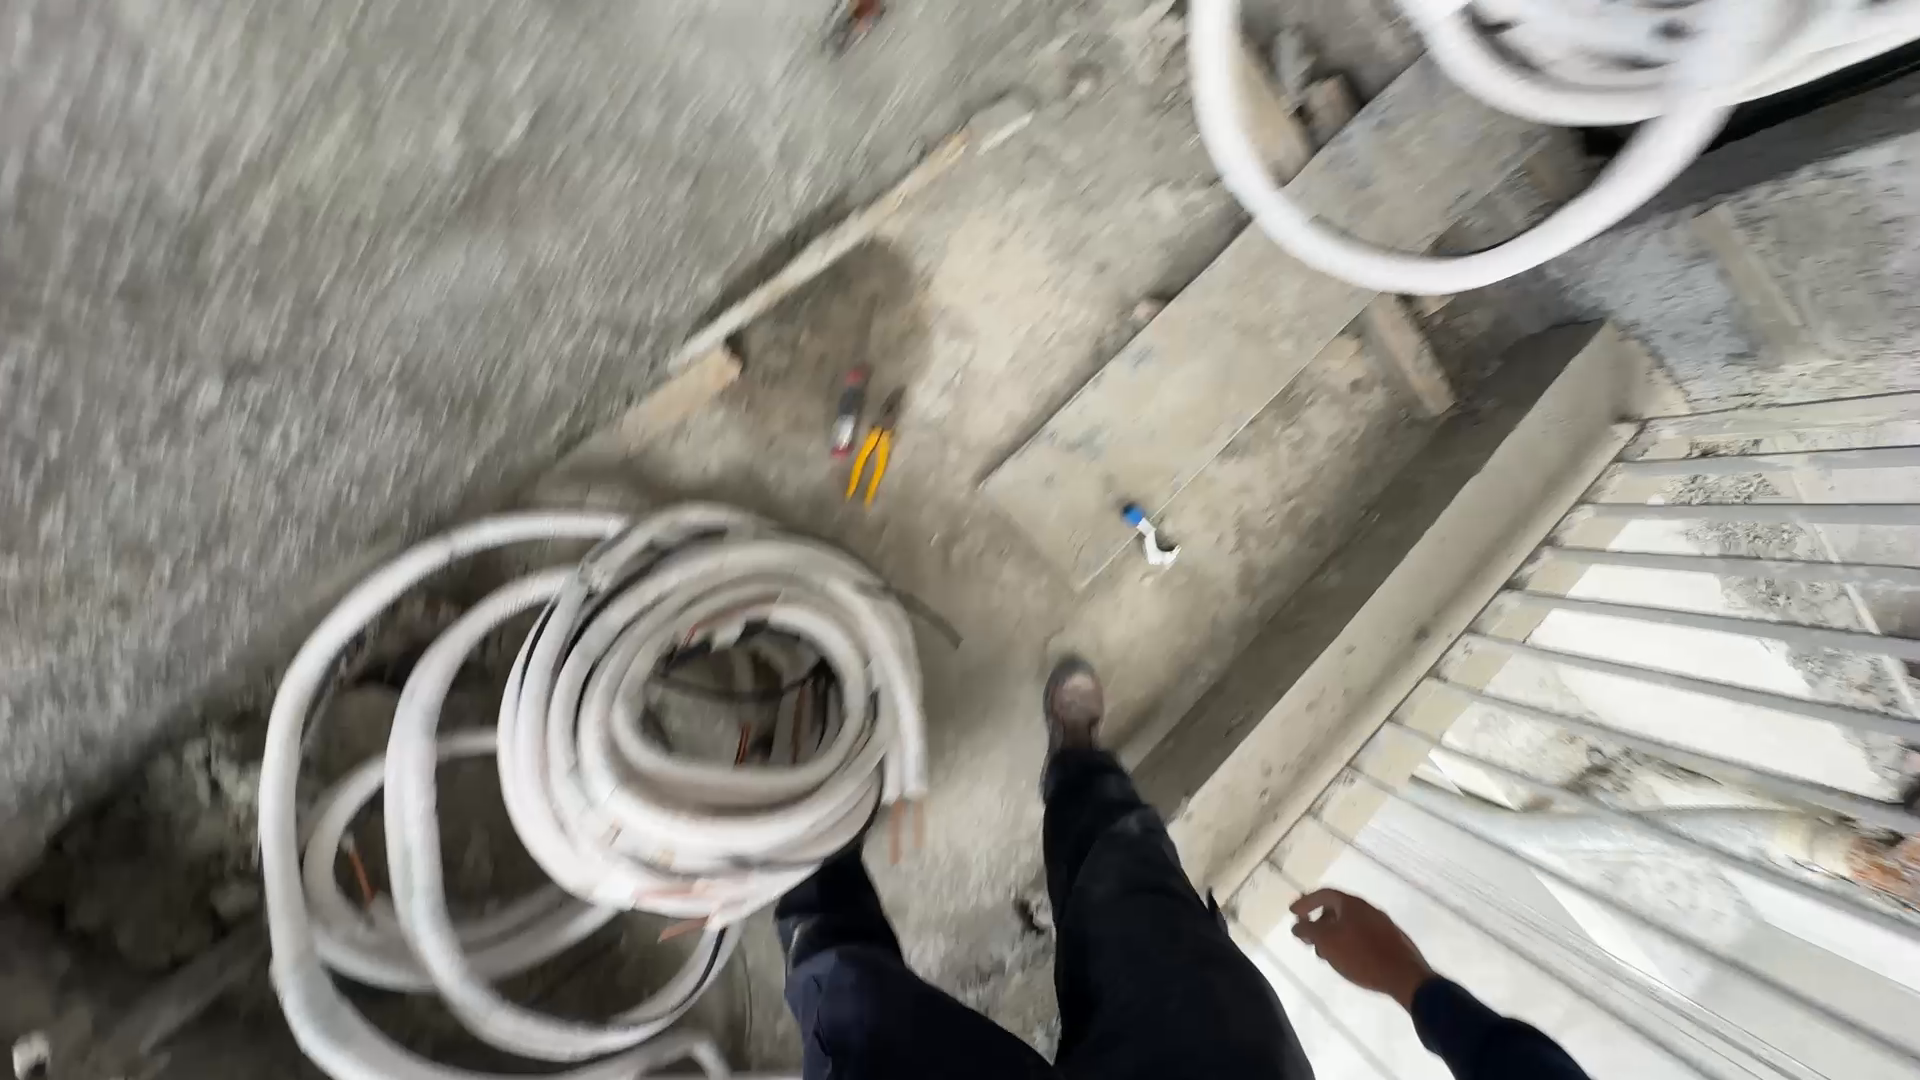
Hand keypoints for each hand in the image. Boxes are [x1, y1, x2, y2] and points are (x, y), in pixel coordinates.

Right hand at [1290, 888, 1436, 1008]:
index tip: (1293, 913)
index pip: (1323, 894)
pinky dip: (1350, 943)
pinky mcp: (1394, 941)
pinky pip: (1364, 936)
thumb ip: (1308, 931)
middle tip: (1311, 940)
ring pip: (1351, 925)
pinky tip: (1350, 960)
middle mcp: (1368, 909)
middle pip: (1337, 910)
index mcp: (1351, 903)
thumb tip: (1296, 925)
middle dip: (1320, 923)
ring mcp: (1383, 925)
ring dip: (1335, 936)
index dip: (1305, 902)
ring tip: (1329, 955)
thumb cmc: (1362, 955)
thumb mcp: (1327, 942)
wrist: (1407, 978)